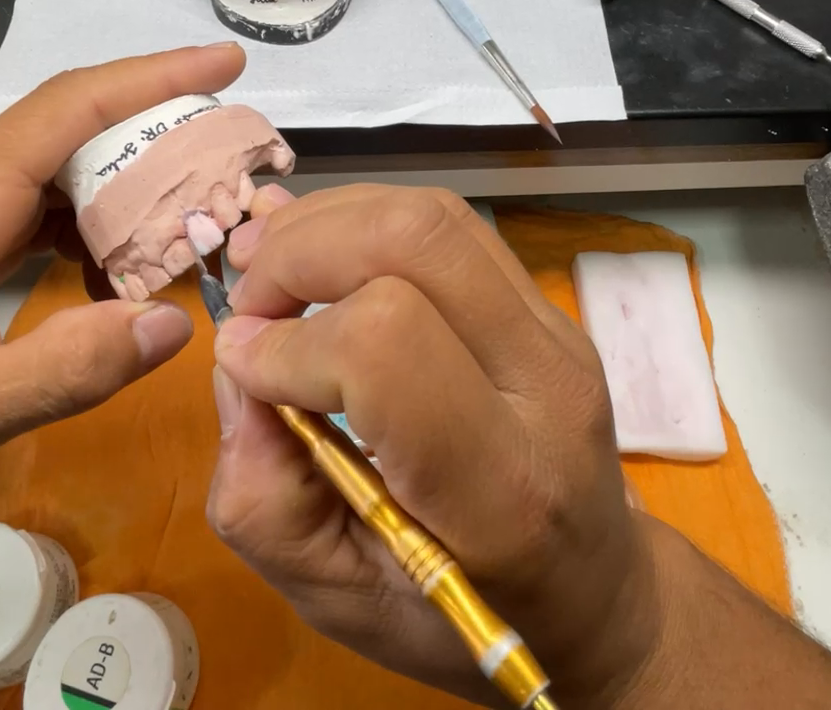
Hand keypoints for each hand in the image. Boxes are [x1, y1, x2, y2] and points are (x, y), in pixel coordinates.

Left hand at [0, 44, 245, 540]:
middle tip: (239, 158)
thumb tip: (176, 322)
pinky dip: (96, 231)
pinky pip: (40, 221)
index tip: (225, 68)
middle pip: (76, 132)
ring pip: (61, 178)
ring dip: (133, 184)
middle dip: (163, 131)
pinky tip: (125, 270)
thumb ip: (65, 369)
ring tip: (202, 210)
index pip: (71, 109)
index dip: (154, 78)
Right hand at [205, 185, 664, 706]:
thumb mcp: (341, 601)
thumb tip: (240, 367)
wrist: (590, 587)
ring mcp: (554, 329)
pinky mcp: (542, 305)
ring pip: (433, 215)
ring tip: (266, 259)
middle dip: (304, 250)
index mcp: (500, 485)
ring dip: (327, 220)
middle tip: (248, 298)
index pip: (388, 346)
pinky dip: (363, 218)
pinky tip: (315, 246)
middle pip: (417, 241)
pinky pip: (447, 225)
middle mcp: (544, 382)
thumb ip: (266, 502)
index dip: (294, 344)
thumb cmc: (463, 614)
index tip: (245, 368)